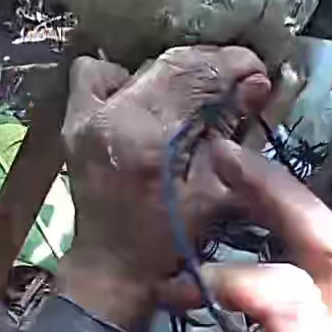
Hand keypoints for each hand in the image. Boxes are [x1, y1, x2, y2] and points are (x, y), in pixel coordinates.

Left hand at [56, 46, 271, 328]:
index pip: (197, 74)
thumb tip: (257, 84)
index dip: (234, 64)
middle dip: (212, 65)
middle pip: (171, 63)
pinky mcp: (73, 121)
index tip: (258, 71)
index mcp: (150, 139)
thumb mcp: (215, 195)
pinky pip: (97, 75)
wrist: (112, 268)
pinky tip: (143, 103)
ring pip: (141, 66)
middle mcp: (112, 116)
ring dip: (176, 74)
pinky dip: (125, 80)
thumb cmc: (170, 243)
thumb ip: (236, 136)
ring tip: (195, 98)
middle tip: (238, 81)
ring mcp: (85, 115)